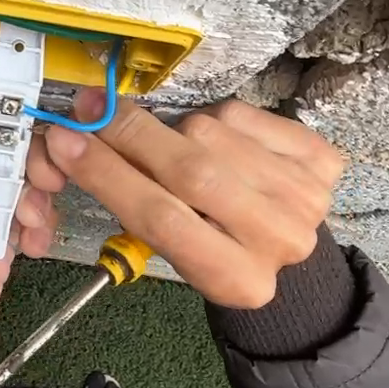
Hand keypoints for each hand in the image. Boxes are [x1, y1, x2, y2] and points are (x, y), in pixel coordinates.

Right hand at [43, 93, 345, 308]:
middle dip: (129, 133)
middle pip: (190, 171)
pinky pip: (245, 113)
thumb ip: (136, 201)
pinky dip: (216, 115)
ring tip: (171, 141)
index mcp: (234, 278)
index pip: (158, 217)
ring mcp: (307, 197)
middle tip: (92, 109)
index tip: (66, 139)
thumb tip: (80, 140)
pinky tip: (216, 136)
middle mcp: (278, 240)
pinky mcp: (322, 159)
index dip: (106, 173)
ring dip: (176, 127)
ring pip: (214, 132)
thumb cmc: (212, 245)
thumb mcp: (172, 247)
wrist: (283, 244)